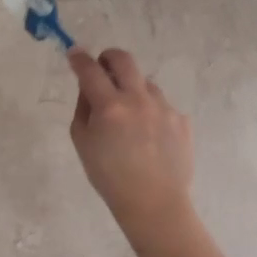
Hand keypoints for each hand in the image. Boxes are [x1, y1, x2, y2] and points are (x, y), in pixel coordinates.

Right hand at [67, 47, 194, 242]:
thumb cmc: (109, 175)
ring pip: (145, 83)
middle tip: (102, 68)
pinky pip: (161, 105)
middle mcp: (138, 100)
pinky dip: (150, 111)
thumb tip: (88, 87)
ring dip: (131, 88)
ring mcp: (164, 108)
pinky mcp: (181, 120)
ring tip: (128, 114)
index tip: (74, 53)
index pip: (89, 70)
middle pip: (124, 60)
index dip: (79, 58)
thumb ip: (83, 108)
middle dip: (108, 57)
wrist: (154, 203)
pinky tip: (147, 134)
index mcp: (110, 106)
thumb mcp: (82, 141)